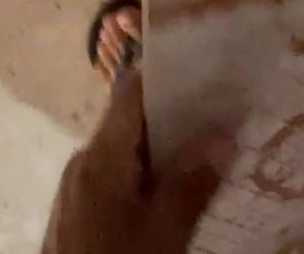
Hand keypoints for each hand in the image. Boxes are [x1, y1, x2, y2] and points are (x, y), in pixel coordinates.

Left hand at [42, 69, 230, 253]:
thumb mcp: (163, 235)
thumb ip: (192, 182)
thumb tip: (225, 130)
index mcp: (100, 153)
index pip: (132, 90)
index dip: (168, 74)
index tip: (210, 67)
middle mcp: (83, 160)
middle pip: (132, 121)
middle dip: (178, 117)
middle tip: (226, 114)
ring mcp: (78, 189)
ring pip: (127, 152)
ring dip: (166, 150)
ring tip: (213, 150)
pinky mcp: (80, 215)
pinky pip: (118, 179)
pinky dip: (148, 176)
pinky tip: (180, 191)